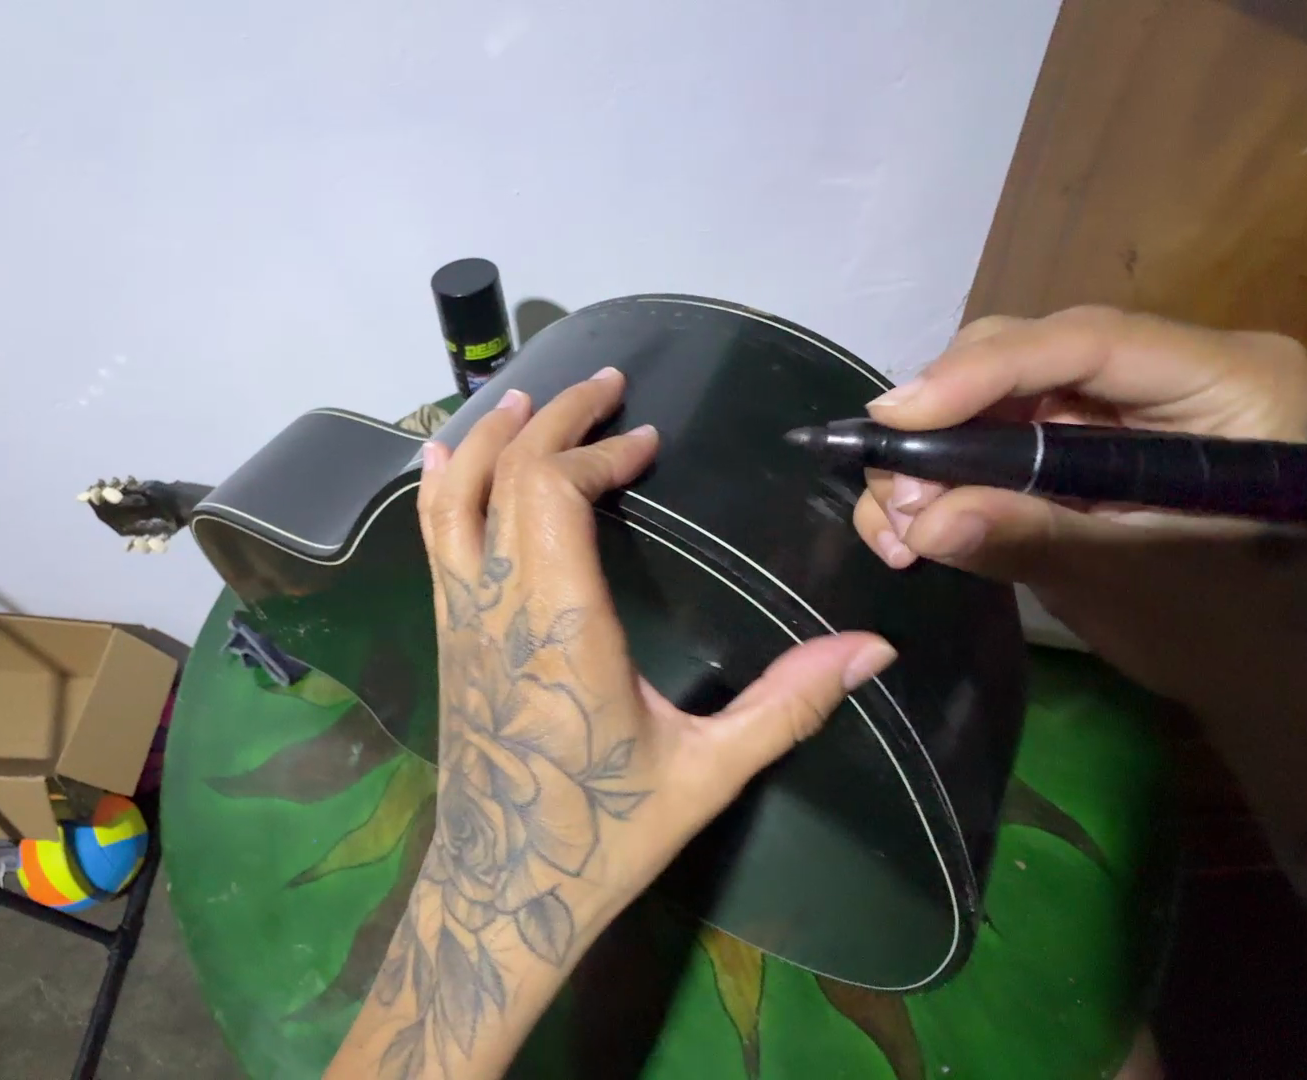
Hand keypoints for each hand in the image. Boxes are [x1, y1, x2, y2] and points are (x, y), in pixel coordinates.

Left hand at [326, 368, 895, 1079]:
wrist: (501, 890)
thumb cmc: (602, 835)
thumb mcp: (704, 773)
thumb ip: (786, 706)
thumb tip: (874, 648)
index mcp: (561, 626)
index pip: (553, 493)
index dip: (596, 451)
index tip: (644, 443)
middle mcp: (499, 606)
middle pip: (506, 476)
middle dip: (554, 420)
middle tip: (603, 386)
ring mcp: (460, 617)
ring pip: (452, 500)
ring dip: (489, 438)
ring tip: (528, 399)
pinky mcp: (446, 634)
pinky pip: (432, 541)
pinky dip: (441, 486)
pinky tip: (446, 458)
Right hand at [851, 306, 1306, 699]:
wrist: (1261, 669)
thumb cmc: (1233, 625)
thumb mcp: (1132, 583)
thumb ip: (1032, 539)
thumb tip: (922, 522)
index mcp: (1225, 381)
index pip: (1086, 344)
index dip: (979, 374)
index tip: (893, 420)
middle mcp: (1156, 373)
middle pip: (1017, 358)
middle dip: (939, 423)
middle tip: (897, 498)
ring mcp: (1102, 406)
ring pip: (980, 399)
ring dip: (921, 461)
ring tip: (898, 529)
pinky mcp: (1061, 442)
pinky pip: (974, 442)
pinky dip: (928, 484)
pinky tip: (906, 533)